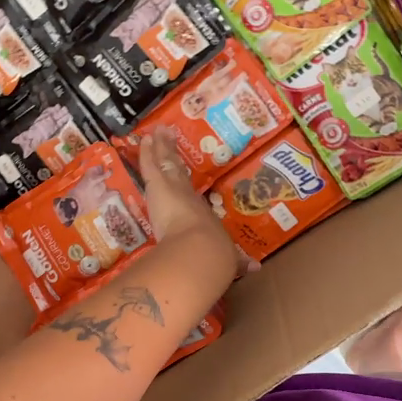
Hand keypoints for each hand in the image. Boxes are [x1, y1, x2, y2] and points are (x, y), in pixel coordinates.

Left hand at [137, 134, 244, 271]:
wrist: (202, 251)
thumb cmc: (214, 256)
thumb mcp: (227, 260)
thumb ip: (238, 262)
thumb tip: (255, 268)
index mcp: (202, 214)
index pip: (192, 195)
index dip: (187, 183)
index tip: (184, 173)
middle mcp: (189, 197)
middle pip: (179, 172)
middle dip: (174, 156)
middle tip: (170, 138)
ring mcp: (174, 188)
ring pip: (166, 163)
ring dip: (161, 147)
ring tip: (157, 132)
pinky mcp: (159, 186)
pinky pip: (152, 165)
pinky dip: (148, 151)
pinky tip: (146, 138)